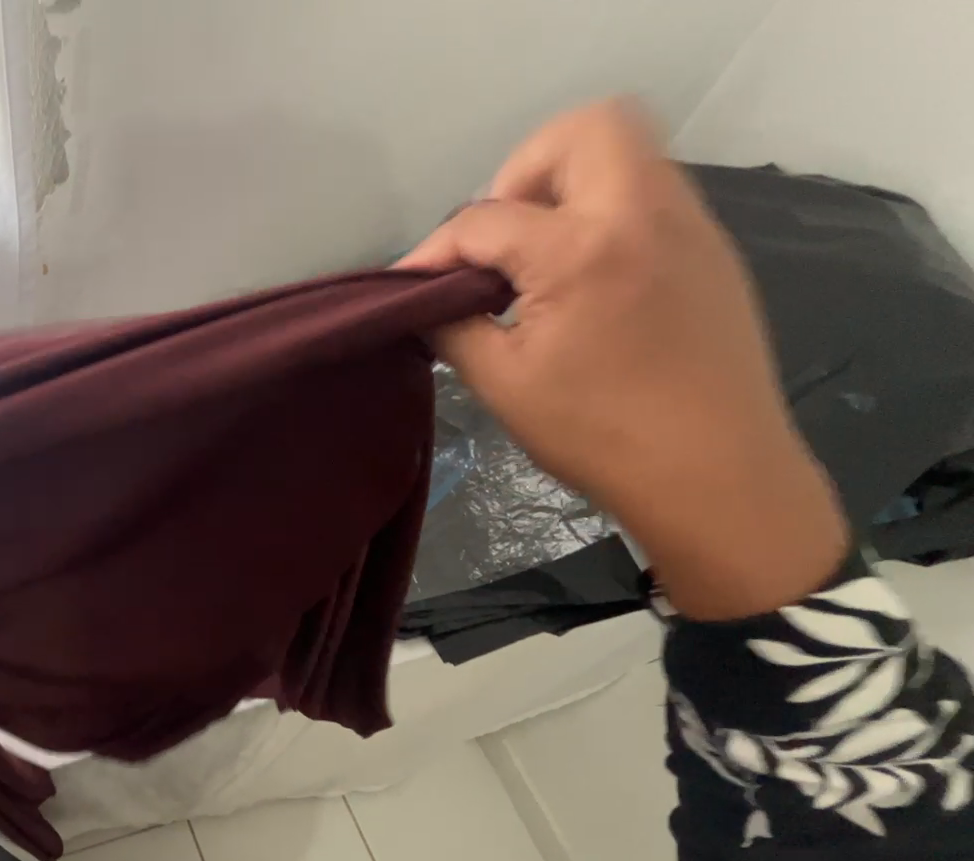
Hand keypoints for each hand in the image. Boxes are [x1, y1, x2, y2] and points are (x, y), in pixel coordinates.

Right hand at [398, 100, 847, 618]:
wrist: (712, 471)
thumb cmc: (595, 433)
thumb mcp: (499, 382)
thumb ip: (452, 326)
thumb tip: (425, 301)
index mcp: (581, 251)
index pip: (484, 219)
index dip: (433, 250)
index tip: (408, 286)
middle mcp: (643, 213)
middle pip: (583, 130)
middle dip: (520, 173)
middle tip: (496, 240)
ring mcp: (688, 225)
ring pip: (624, 153)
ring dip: (563, 190)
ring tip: (531, 262)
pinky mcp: (708, 248)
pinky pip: (647, 194)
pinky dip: (600, 215)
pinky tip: (577, 281)